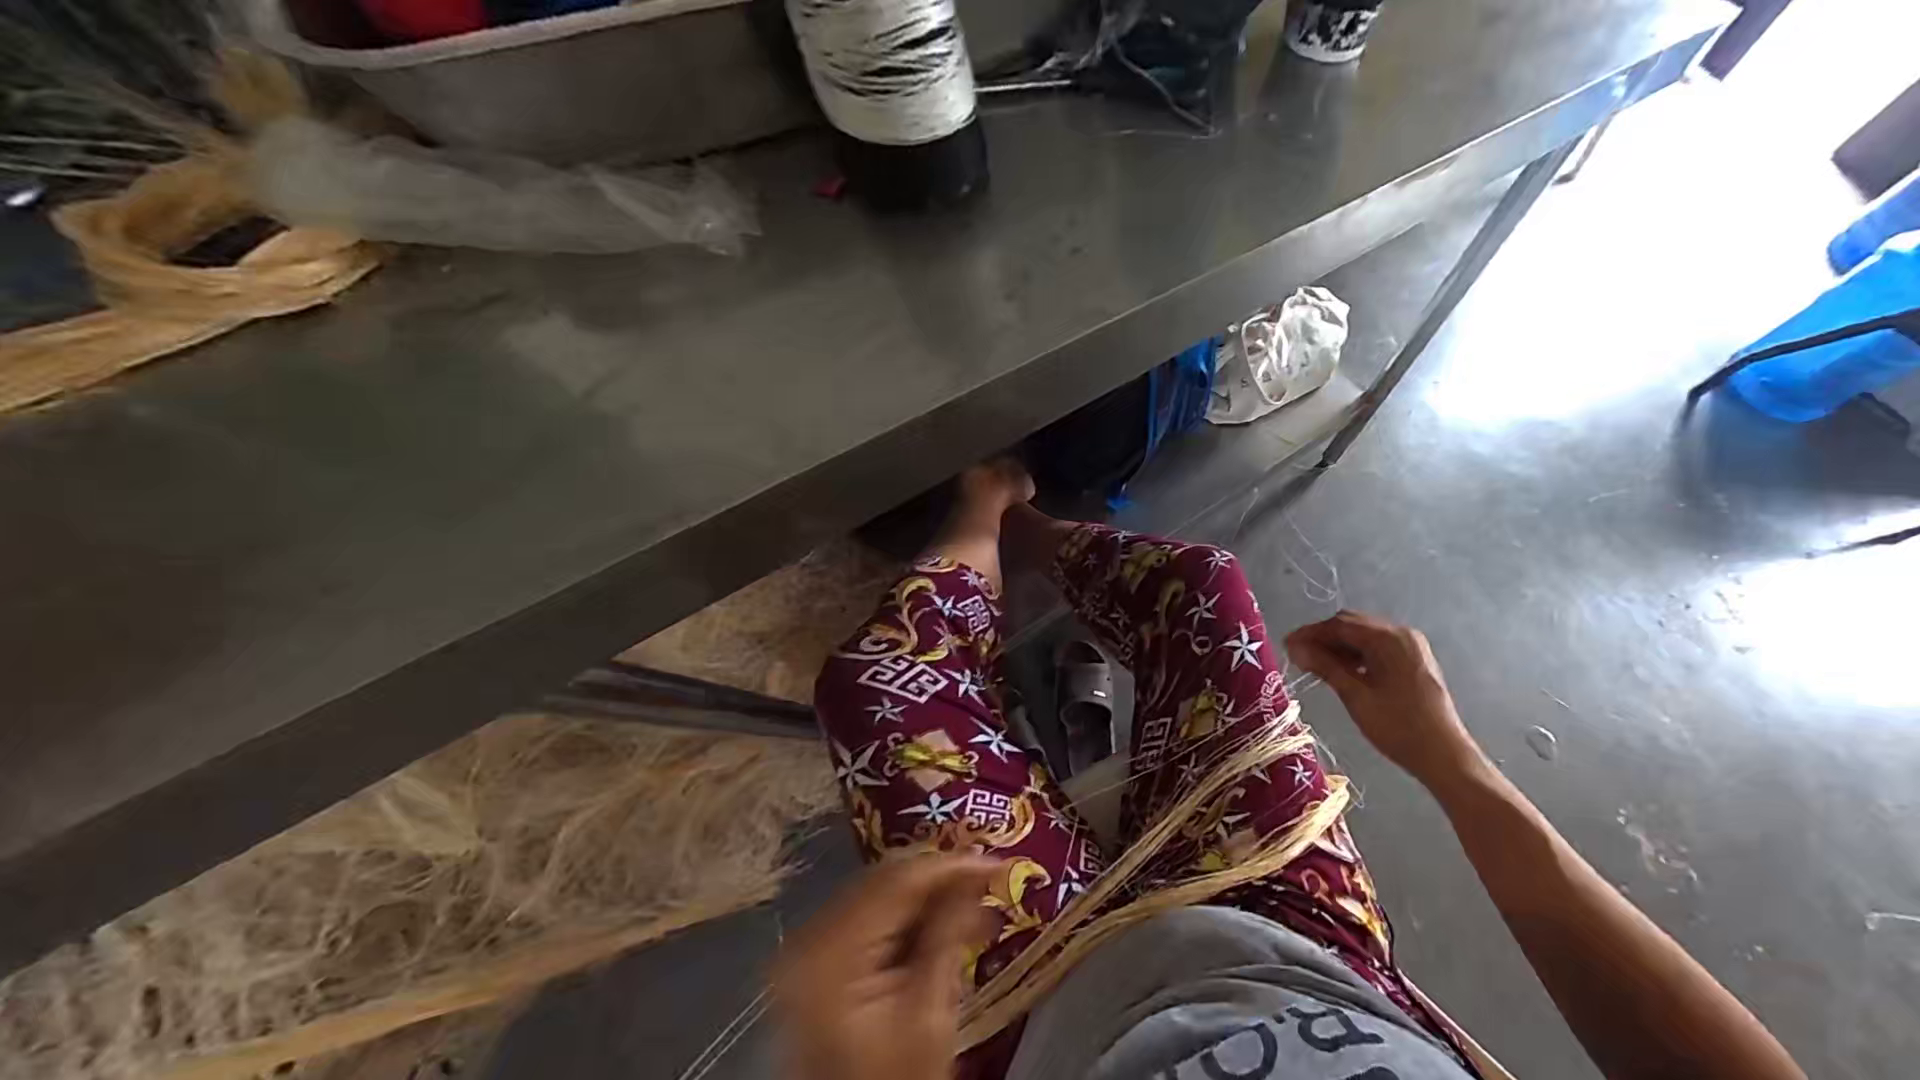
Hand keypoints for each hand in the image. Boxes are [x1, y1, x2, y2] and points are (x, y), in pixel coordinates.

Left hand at [773, 855, 997, 1079]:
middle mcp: (808, 937)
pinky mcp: (815, 955)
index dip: (949, 867)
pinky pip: (867, 914)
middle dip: (939, 877)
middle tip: (988, 876)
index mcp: (831, 954)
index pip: (896, 884)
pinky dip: (906, 913)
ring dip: (926, 893)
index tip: (995, 863)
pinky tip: (942, 918)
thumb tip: (975, 878)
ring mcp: (808, 944)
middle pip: (883, 882)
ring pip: (877, 892)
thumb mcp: (930, 1017)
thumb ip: (948, 936)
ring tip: (974, 897)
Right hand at [1284, 611, 1487, 790]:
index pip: (1339, 625)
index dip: (1309, 633)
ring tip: (1314, 664)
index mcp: (1389, 639)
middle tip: (1297, 655)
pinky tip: (1340, 670)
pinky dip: (1355, 654)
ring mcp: (1410, 647)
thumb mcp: (1355, 696)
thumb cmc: (1397, 727)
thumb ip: (1324, 666)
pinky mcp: (1413, 661)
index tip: (1285, 645)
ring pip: (1363, 636)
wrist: (1444, 756)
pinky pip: (1376, 648)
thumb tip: (1295, 647)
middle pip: (1352, 625)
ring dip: (1337, 647)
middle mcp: (1402, 635)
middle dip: (1322, 638)